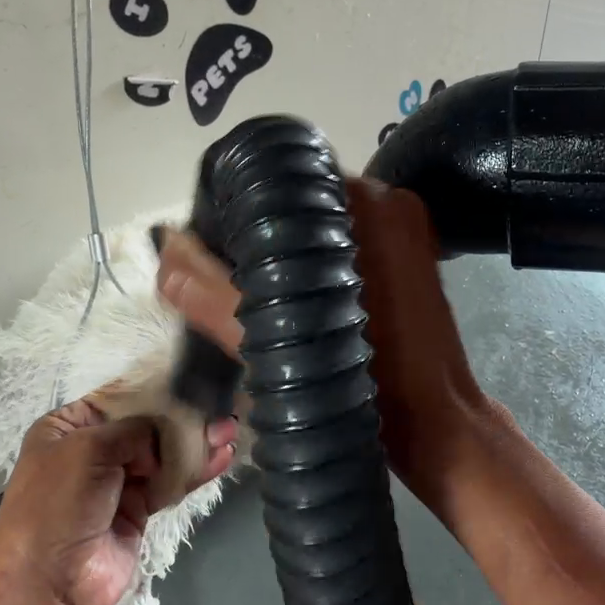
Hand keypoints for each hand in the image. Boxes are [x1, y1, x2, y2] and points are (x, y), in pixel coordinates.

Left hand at [0, 398, 236, 604]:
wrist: (46, 588)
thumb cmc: (55, 505)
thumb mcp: (88, 449)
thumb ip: (136, 428)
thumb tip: (168, 431)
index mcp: (67, 428)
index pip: (118, 397)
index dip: (154, 386)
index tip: (192, 375)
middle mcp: (92, 450)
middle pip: (145, 424)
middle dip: (182, 415)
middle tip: (219, 403)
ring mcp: (116, 482)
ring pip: (163, 453)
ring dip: (195, 442)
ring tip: (229, 429)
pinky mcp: (138, 510)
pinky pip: (171, 482)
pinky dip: (196, 469)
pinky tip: (221, 456)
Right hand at [155, 180, 503, 512]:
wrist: (436, 424)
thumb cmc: (361, 381)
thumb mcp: (270, 340)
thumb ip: (208, 289)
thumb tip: (168, 246)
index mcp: (363, 200)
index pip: (282, 180)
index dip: (242, 208)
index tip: (216, 245)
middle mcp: (391, 198)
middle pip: (307, 200)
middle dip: (270, 232)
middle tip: (236, 274)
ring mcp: (411, 224)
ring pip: (332, 223)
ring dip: (300, 249)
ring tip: (268, 289)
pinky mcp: (420, 252)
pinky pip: (358, 240)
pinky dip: (331, 260)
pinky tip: (309, 297)